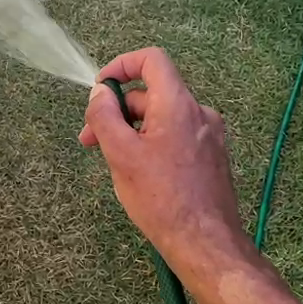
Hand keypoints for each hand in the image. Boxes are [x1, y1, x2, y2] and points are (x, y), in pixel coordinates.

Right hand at [81, 47, 253, 276]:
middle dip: (117, 110)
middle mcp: (199, 113)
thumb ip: (105, 115)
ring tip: (111, 160)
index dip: (121, 65)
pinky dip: (151, 143)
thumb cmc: (160, 197)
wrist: (205, 243)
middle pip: (152, 93)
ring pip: (162, 117)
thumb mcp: (120, 153)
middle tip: (90, 139)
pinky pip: (175, 136)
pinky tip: (139, 172)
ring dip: (132, 130)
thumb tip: (100, 93)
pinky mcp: (211, 157)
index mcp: (178, 104)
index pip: (151, 60)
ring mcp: (209, 136)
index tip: (99, 89)